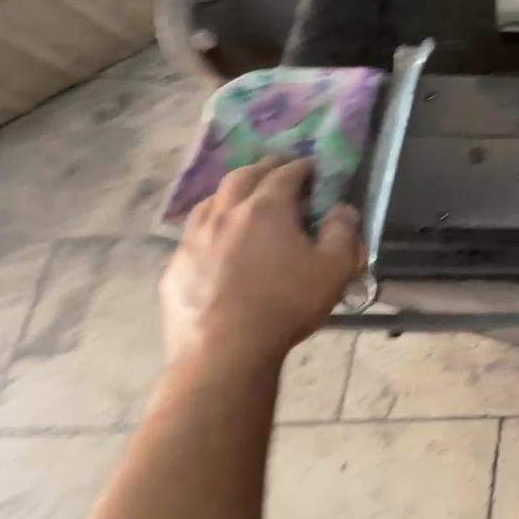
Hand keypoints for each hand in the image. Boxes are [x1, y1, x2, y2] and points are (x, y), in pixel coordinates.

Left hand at [161, 157, 361, 373]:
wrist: (224, 352)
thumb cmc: (286, 304)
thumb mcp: (334, 266)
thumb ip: (343, 231)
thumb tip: (341, 210)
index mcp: (265, 209)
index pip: (284, 174)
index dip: (301, 166)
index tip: (313, 166)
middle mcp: (224, 215)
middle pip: (240, 178)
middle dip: (262, 168)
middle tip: (278, 169)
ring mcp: (192, 242)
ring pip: (209, 203)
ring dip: (230, 193)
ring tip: (244, 199)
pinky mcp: (175, 269)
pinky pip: (192, 235)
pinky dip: (210, 226)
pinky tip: (218, 243)